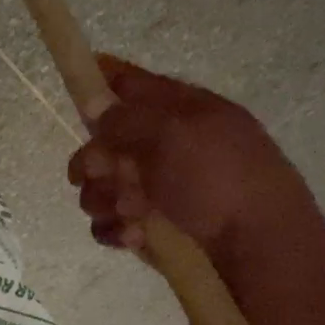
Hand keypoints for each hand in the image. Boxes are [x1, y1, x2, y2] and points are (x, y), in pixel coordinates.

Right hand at [68, 55, 324, 262]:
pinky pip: (107, 221)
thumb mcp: (174, 136)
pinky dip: (114, 229)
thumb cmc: (218, 179)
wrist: (251, 243)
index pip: (129, 84)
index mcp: (178, 111)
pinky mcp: (145, 224)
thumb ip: (127, 120)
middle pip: (99, 144)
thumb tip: (93, 106)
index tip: (73, 89)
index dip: (98, 81)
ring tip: (132, 213)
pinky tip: (133, 236)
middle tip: (108, 176)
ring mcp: (152, 187)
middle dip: (94, 163)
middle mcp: (161, 146)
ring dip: (105, 200)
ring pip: (97, 187)